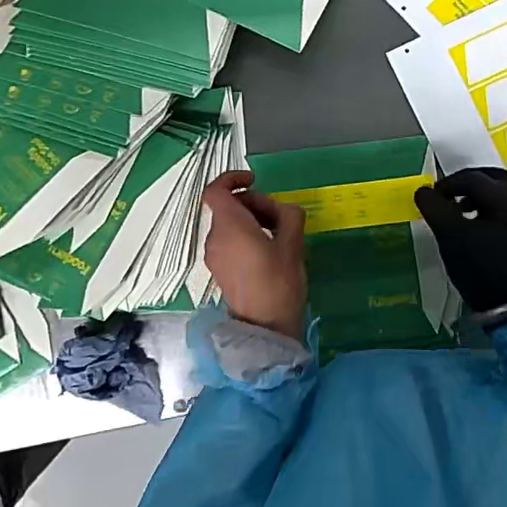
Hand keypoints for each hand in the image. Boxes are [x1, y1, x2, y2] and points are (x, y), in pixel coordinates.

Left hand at [202, 170, 307, 339]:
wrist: (264, 328)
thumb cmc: (279, 284)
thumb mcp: (293, 245)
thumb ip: (289, 216)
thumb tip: (284, 210)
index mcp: (229, 226)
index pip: (215, 190)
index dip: (232, 179)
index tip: (254, 181)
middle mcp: (214, 238)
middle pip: (227, 206)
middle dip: (252, 203)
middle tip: (279, 217)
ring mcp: (213, 255)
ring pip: (228, 224)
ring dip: (250, 220)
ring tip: (278, 235)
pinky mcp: (218, 270)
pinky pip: (227, 242)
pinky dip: (244, 236)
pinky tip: (267, 251)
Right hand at [414, 167, 506, 313]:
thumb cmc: (481, 270)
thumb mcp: (451, 237)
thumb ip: (435, 209)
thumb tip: (424, 191)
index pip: (475, 178)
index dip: (448, 183)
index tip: (431, 197)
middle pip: (495, 179)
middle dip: (467, 183)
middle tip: (447, 196)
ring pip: (505, 193)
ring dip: (481, 195)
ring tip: (461, 209)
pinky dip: (491, 208)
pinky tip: (477, 225)